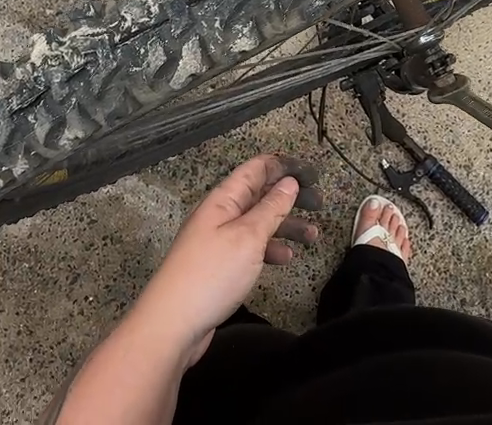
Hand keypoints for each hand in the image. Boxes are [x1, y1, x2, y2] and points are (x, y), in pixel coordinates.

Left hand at [126, 155, 320, 361]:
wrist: (171, 326)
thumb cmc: (212, 274)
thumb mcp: (248, 237)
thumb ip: (271, 208)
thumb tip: (288, 182)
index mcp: (224, 199)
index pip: (257, 168)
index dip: (284, 166)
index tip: (312, 173)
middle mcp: (221, 214)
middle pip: (260, 194)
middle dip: (289, 195)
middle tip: (319, 203)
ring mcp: (219, 240)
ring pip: (259, 222)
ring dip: (286, 225)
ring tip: (313, 235)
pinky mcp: (220, 266)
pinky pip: (251, 247)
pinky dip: (270, 248)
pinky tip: (286, 258)